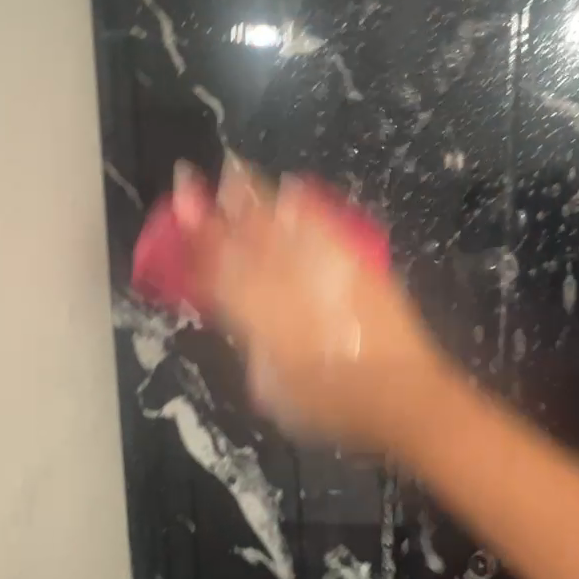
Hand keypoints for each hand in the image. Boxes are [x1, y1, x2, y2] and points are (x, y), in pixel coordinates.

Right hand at [171, 157, 458, 452]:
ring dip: (254, 196)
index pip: (215, 269)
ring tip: (235, 172)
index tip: (176, 219)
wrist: (402, 394)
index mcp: (257, 314)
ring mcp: (325, 267)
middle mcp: (286, 280)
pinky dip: (306, 207)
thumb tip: (251, 330)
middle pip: (244, 235)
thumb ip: (255, 349)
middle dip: (216, 206)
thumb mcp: (273, 388)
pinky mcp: (358, 265)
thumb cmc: (332, 406)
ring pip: (281, 222)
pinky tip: (296, 192)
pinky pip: (325, 226)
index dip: (193, 242)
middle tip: (193, 181)